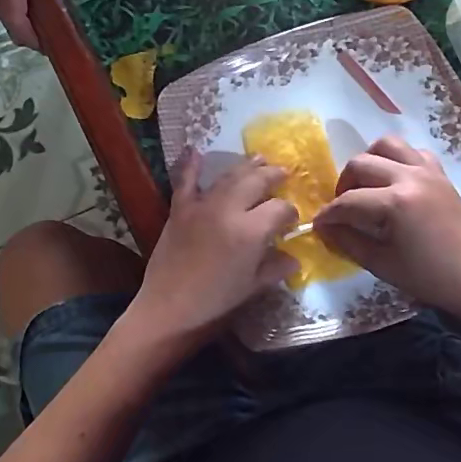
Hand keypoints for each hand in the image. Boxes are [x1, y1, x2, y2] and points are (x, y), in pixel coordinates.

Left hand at [125, 155, 298, 344]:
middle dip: (273, 175)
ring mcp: (201, 207)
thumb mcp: (253, 288)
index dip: (290, 213)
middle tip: (284, 173)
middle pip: (256, 181)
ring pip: (228, 177)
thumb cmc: (215, 305)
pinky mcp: (179, 211)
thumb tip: (292, 258)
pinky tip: (196, 150)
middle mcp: (228, 210)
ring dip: (245, 166)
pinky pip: (185, 182)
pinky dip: (190, 165)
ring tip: (259, 159)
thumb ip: (275, 268)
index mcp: (250, 231)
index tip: (292, 220)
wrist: (168, 310)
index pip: (280, 209)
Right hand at [315, 136, 460, 329]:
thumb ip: (348, 241)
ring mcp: (428, 171)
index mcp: (395, 203)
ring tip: (365, 186)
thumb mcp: (380, 264)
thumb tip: (324, 227)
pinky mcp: (440, 174)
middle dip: (344, 185)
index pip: (348, 201)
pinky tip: (394, 182)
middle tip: (342, 209)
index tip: (318, 225)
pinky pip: (412, 152)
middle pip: (361, 164)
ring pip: (387, 145)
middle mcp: (410, 177)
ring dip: (369, 162)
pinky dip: (397, 160)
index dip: (328, 214)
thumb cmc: (428, 278)